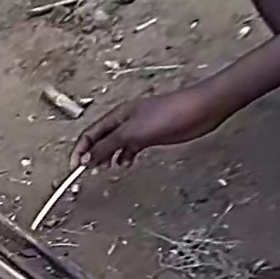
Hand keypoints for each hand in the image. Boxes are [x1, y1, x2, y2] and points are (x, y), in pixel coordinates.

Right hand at [72, 84, 230, 168]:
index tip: (75, 168)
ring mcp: (137, 129)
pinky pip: (130, 149)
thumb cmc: (168, 115)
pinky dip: (125, 157)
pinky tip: (126, 164)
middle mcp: (123, 123)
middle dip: (91, 155)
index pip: (88, 135)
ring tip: (106, 168)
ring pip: (114, 146)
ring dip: (107, 157)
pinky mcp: (150, 136)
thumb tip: (84, 160)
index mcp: (115, 118)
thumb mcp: (130, 133)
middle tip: (89, 170)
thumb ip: (105, 147)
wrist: (204, 108)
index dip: (79, 151)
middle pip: (99, 141)